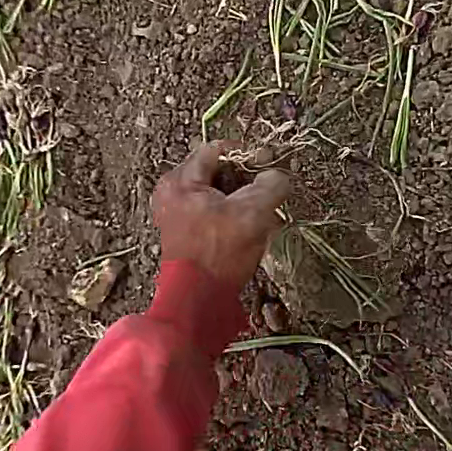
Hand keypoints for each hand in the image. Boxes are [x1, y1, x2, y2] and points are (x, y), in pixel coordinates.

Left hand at [153, 141, 291, 288]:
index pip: (218, 149)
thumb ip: (271, 185)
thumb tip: (279, 175)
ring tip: (266, 211)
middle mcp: (172, 192)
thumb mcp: (252, 213)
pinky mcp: (185, 231)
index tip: (270, 167)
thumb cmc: (221, 252)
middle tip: (270, 190)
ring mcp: (176, 212)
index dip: (248, 154)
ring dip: (245, 197)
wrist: (198, 301)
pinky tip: (254, 226)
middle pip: (218, 170)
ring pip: (219, 191)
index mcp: (181, 180)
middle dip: (248, 179)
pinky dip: (234, 212)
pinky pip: (214, 209)